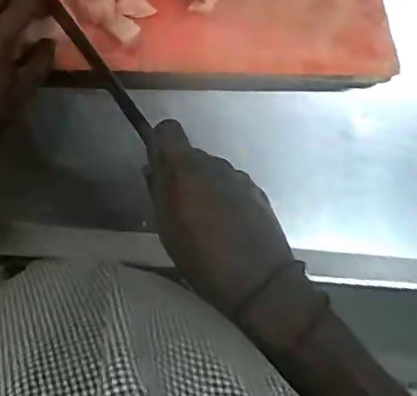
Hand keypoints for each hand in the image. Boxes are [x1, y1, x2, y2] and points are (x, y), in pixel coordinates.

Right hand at [147, 120, 300, 319]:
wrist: (263, 286)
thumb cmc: (204, 259)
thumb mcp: (168, 230)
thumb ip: (158, 191)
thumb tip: (152, 167)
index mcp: (186, 167)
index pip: (168, 129)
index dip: (161, 142)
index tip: (159, 166)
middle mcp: (213, 163)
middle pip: (191, 154)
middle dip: (184, 173)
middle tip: (182, 207)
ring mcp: (238, 177)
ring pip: (212, 172)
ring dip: (206, 187)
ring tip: (208, 222)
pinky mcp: (257, 192)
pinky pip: (232, 186)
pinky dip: (226, 199)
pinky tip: (229, 228)